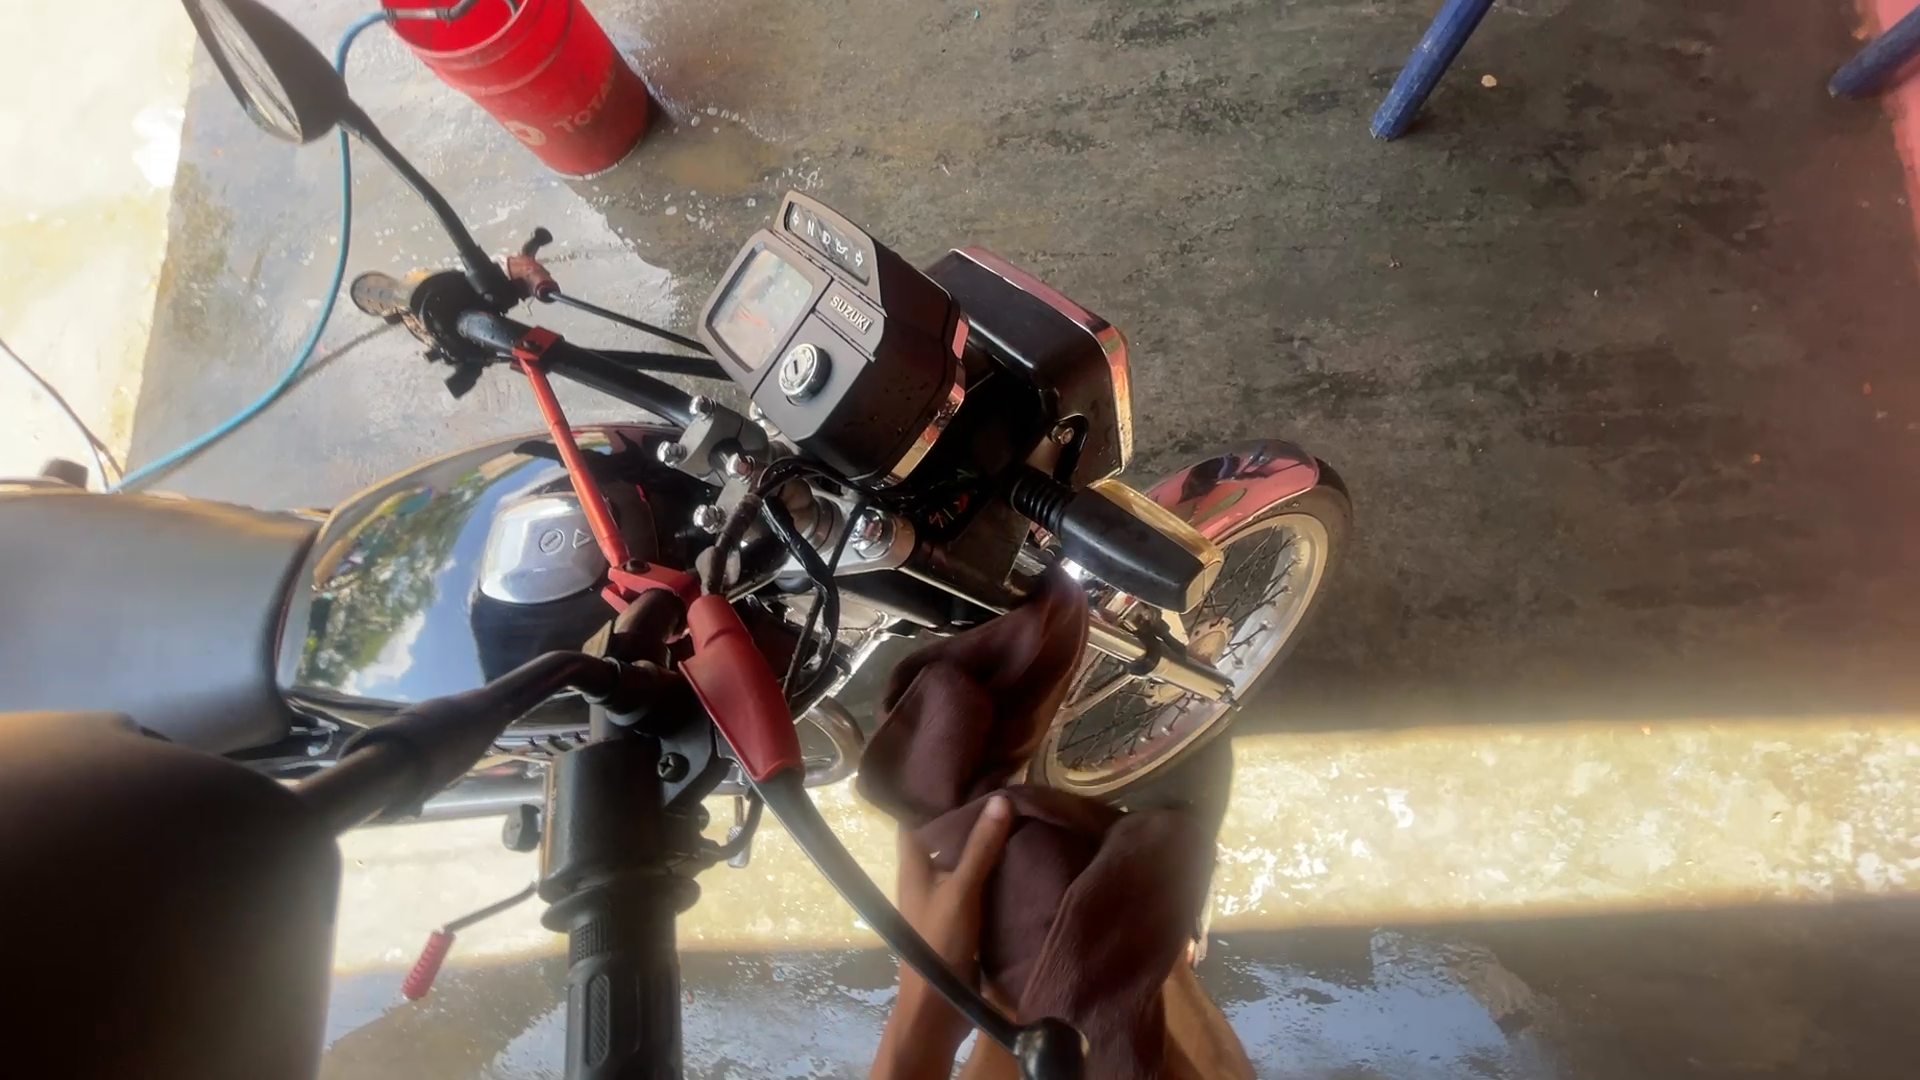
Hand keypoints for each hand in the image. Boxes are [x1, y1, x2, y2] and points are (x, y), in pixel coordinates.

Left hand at [870, 794, 1013, 1078]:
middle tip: (1000, 784)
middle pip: (943, 832)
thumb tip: (1001, 798)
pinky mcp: (961, 912)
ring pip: (962, 854)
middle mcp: (925, 872)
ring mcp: (943, 893)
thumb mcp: (962, 890)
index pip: (916, 814)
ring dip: (982, 838)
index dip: (934, 791)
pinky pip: (977, 877)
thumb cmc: (938, 942)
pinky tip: (1016, 851)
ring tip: (1012, 807)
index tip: (962, 768)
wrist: (939, 1008)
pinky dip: (992, 864)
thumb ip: (980, 847)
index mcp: (913, 861)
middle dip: (968, 812)